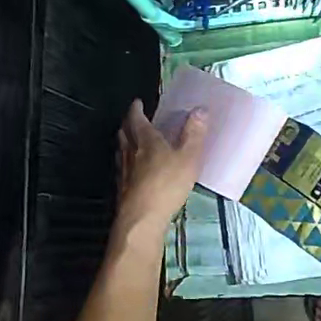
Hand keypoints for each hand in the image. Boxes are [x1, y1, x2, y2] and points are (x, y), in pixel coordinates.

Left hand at [114, 99, 206, 236]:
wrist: (142, 218)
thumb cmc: (167, 184)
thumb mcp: (188, 157)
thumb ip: (194, 134)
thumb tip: (200, 109)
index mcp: (146, 141)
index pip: (137, 119)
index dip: (136, 109)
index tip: (137, 103)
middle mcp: (130, 152)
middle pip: (125, 133)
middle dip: (128, 124)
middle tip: (133, 119)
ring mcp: (123, 171)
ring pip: (121, 150)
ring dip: (125, 142)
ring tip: (131, 141)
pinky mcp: (122, 188)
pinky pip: (122, 168)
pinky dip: (126, 162)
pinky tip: (132, 170)